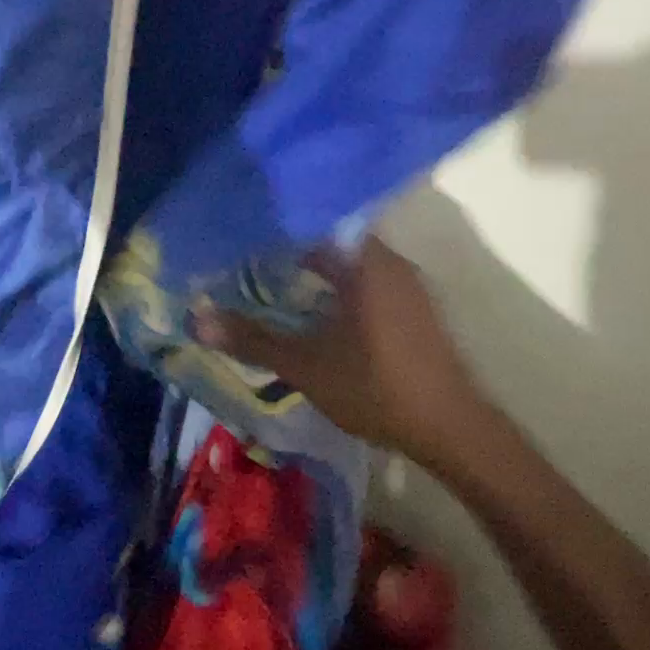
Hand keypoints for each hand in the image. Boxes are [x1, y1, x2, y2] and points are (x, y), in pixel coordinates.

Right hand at [195, 236, 487, 459]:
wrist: (452, 428)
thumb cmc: (376, 386)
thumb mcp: (306, 365)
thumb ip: (252, 339)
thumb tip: (196, 320)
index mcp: (365, 260)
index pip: (314, 221)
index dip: (276, 226)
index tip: (242, 233)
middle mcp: (389, 261)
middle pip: (332, 240)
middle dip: (291, 249)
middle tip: (249, 259)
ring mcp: (408, 285)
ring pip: (352, 262)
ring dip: (318, 271)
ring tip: (274, 282)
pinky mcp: (416, 309)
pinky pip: (369, 281)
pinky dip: (340, 287)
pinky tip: (317, 309)